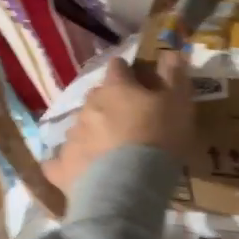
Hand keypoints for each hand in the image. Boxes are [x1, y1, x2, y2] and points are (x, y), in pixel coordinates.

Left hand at [47, 51, 194, 195]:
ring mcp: (72, 136)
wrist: (127, 188)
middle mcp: (89, 106)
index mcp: (116, 88)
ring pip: (81, 126)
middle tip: (129, 120)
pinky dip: (70, 162)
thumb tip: (171, 51)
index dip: (128, 72)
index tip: (140, 82)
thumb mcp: (179, 103)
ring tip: (111, 150)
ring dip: (94, 131)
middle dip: (110, 103)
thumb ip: (174, 75)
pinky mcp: (61, 167)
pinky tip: (80, 170)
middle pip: (97, 96)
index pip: (118, 67)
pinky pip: (59, 161)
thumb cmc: (158, 138)